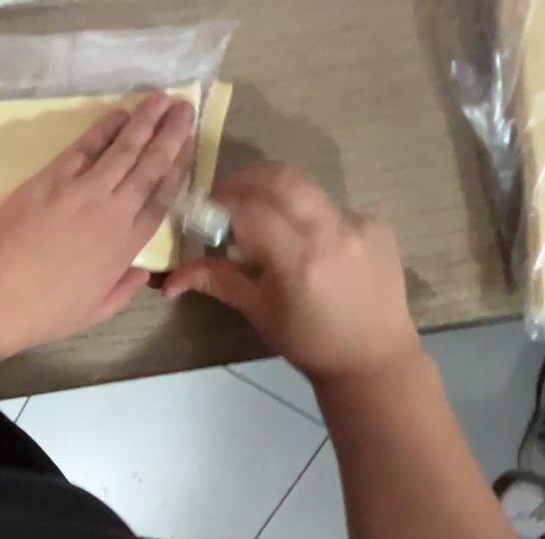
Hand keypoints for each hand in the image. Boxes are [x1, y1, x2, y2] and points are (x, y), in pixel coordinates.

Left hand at [0, 92, 197, 359]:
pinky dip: (104, 128)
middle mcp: (113, 212)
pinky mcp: (51, 179)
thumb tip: (143, 272)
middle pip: (149, 166)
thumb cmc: (41, 314)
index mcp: (125, 247)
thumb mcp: (92, 313)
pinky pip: (84, 146)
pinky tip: (118, 115)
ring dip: (144, 121)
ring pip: (123, 149)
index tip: (188, 147)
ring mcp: (82, 191)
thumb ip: (121, 291)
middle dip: (170, 134)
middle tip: (184, 107)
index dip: (178, 170)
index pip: (161, 200)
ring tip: (162, 98)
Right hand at [161, 162, 423, 385]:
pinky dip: (304, 217)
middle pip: (284, 179)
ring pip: (307, 190)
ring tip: (260, 223)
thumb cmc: (306, 341)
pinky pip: (329, 208)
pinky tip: (300, 244)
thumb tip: (170, 280)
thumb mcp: (257, 311)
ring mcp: (359, 222)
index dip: (222, 201)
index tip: (203, 209)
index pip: (252, 208)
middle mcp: (333, 230)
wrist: (372, 355)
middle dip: (247, 179)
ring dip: (276, 197)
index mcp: (299, 258)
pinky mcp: (375, 223)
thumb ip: (217, 282)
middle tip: (224, 195)